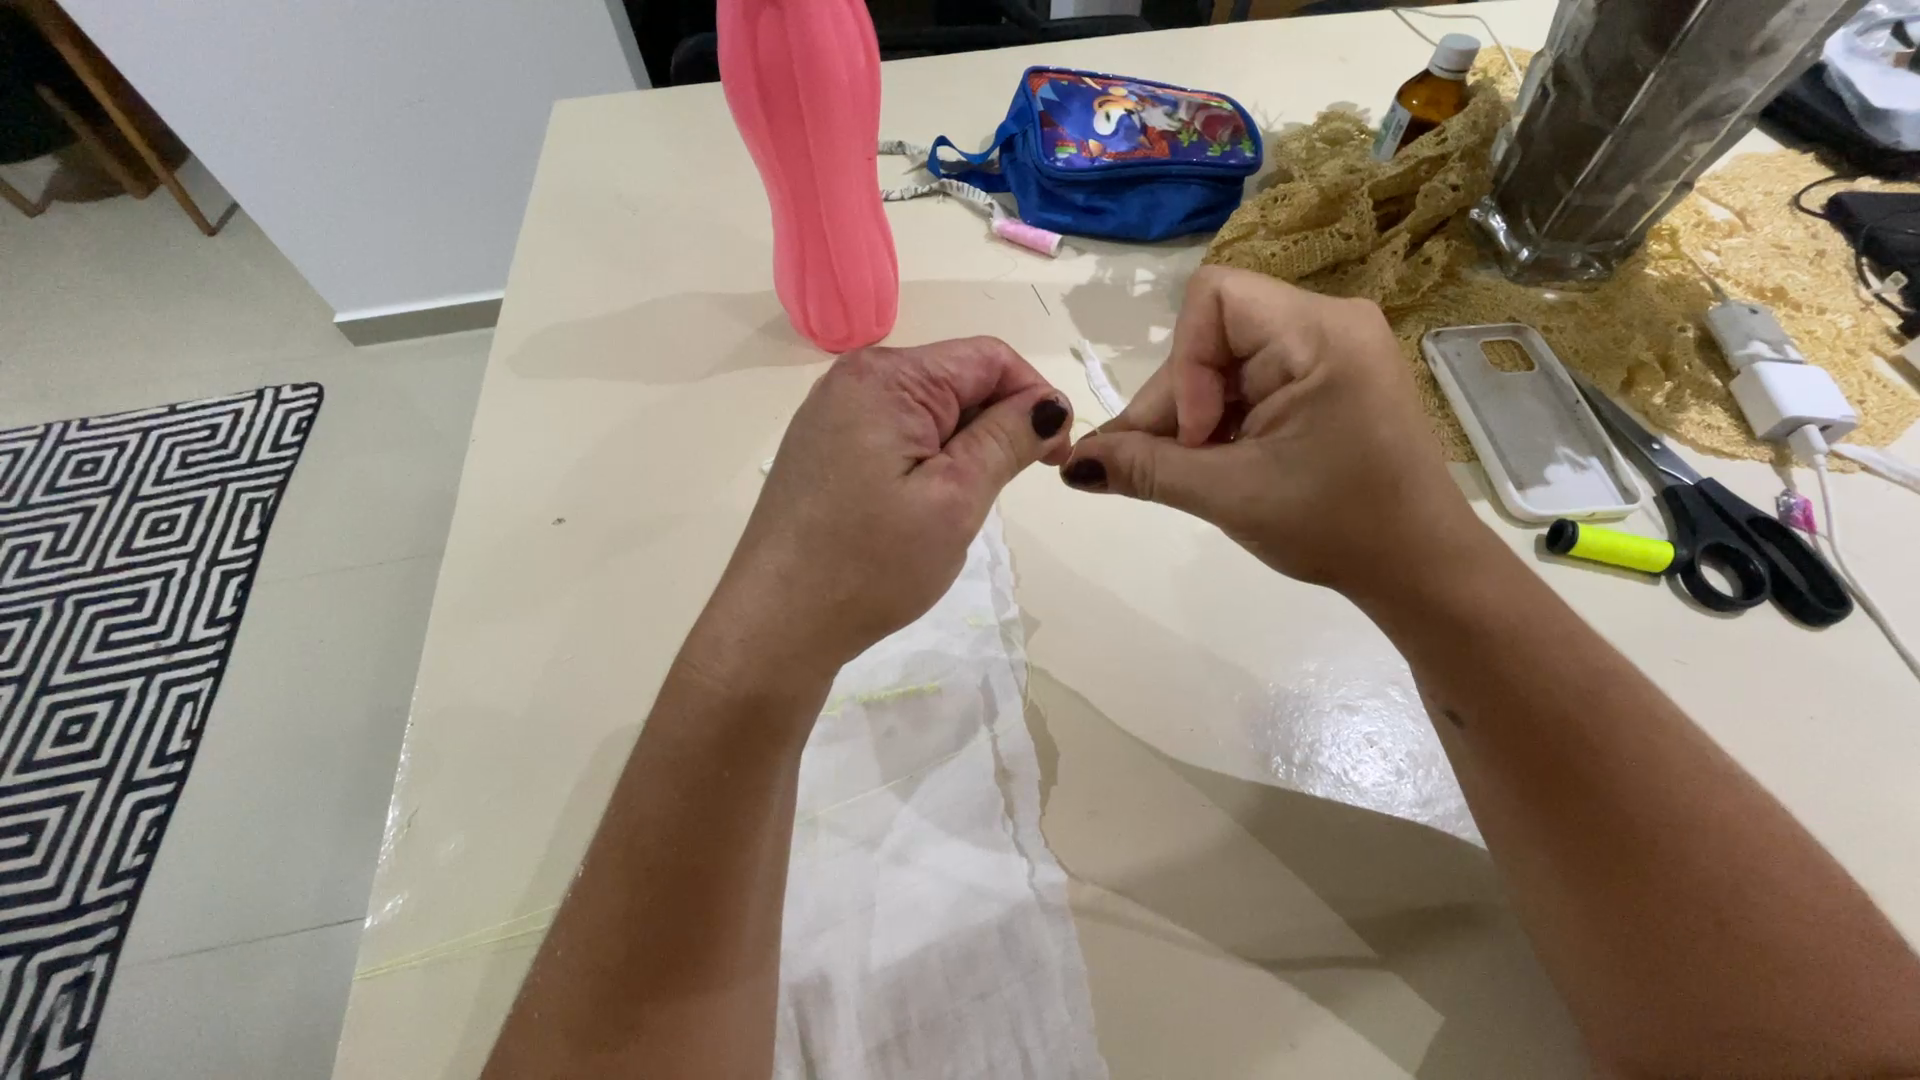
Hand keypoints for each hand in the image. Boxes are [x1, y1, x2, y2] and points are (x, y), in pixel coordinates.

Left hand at [691, 337, 1072, 681]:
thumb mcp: (955, 499)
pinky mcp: (825, 449)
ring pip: (929, 412)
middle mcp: (854, 379)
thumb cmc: (870, 564)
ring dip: (964, 448)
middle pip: (956, 380)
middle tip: (1008, 490)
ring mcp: (833, 414)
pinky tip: (922, 506)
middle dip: (997, 425)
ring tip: (961, 507)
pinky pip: (897, 435)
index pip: (988, 358)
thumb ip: (1007, 439)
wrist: (776, 624)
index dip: (1035, 398)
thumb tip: (1048, 405)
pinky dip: (928, 461)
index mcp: (887, 377)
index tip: (1056, 457)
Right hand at [1057, 266, 1490, 598]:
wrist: (1419, 567)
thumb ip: (1143, 469)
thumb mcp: (1228, 495)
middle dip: (1178, 403)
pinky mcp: (1326, 380)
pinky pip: (1250, 382)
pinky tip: (1216, 464)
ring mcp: (1330, 351)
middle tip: (1160, 468)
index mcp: (1319, 333)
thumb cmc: (1336, 527)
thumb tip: (1070, 464)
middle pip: (1213, 335)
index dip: (1183, 363)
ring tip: (1193, 474)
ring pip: (1225, 363)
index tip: (1197, 435)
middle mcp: (1329, 323)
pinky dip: (1221, 422)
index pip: (1213, 298)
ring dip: (1194, 418)